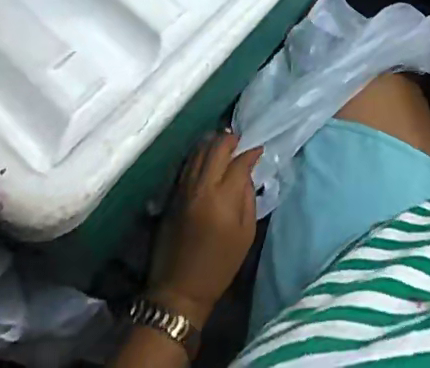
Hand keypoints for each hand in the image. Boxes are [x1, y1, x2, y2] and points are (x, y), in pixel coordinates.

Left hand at [147, 133, 261, 324]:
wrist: (179, 290)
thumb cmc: (219, 266)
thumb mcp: (246, 234)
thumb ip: (248, 198)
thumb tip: (247, 174)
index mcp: (224, 197)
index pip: (240, 162)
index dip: (252, 152)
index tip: (259, 150)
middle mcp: (202, 187)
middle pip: (216, 148)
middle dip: (230, 139)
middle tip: (240, 141)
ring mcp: (183, 189)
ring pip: (198, 152)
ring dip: (212, 143)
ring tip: (223, 143)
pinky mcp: (171, 196)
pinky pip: (187, 165)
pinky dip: (198, 155)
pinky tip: (205, 156)